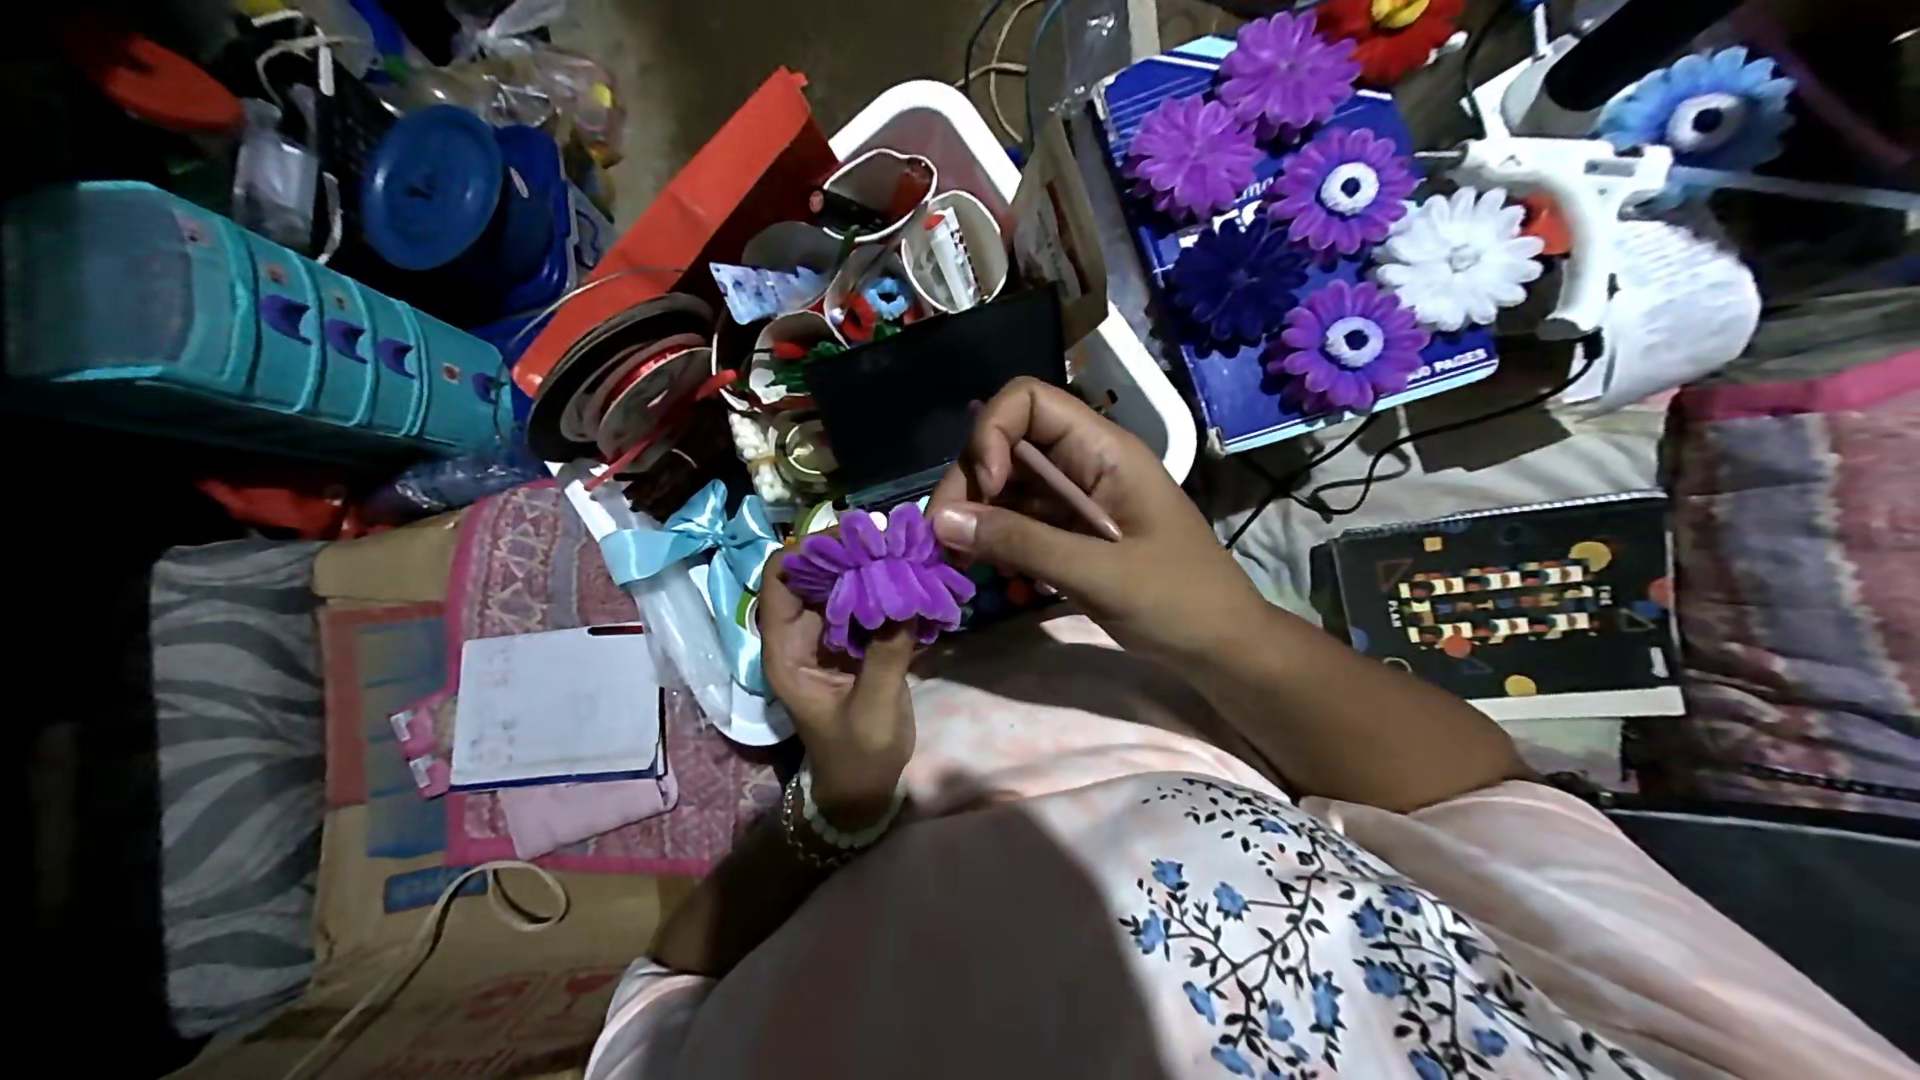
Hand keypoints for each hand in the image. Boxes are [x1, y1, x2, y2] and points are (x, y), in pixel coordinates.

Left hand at [758, 549, 914, 827]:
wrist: (864, 788)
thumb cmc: (858, 755)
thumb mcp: (873, 709)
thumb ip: (887, 655)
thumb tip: (905, 598)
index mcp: (788, 655)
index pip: (778, 588)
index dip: (802, 555)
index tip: (844, 536)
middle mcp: (802, 639)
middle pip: (810, 579)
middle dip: (843, 554)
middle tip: (884, 537)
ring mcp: (828, 640)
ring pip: (838, 589)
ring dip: (865, 568)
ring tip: (900, 550)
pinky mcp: (853, 645)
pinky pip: (862, 606)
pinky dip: (881, 590)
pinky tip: (909, 578)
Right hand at [927, 377, 1269, 660]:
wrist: (1219, 646)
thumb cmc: (1179, 601)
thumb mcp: (1100, 573)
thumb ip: (1023, 543)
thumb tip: (941, 520)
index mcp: (1103, 452)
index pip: (1029, 402)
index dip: (993, 432)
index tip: (986, 488)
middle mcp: (1082, 465)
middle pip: (1005, 445)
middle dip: (968, 483)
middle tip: (945, 539)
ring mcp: (1073, 500)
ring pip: (1003, 486)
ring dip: (973, 515)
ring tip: (957, 559)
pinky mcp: (1066, 533)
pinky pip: (1015, 521)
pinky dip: (992, 539)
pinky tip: (983, 567)